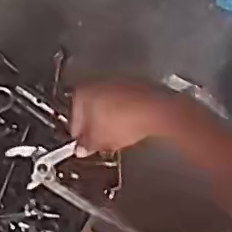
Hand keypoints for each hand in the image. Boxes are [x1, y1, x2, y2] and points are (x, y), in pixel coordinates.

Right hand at [70, 82, 205, 155]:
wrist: (158, 112)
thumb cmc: (126, 120)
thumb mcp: (99, 141)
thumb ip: (87, 145)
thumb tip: (83, 148)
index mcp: (83, 93)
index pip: (73, 115)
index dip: (77, 133)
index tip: (81, 143)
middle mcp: (99, 84)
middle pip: (90, 108)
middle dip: (93, 125)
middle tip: (96, 141)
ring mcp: (120, 84)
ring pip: (108, 105)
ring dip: (110, 120)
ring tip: (115, 137)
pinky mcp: (139, 88)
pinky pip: (126, 104)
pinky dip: (125, 115)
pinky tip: (130, 128)